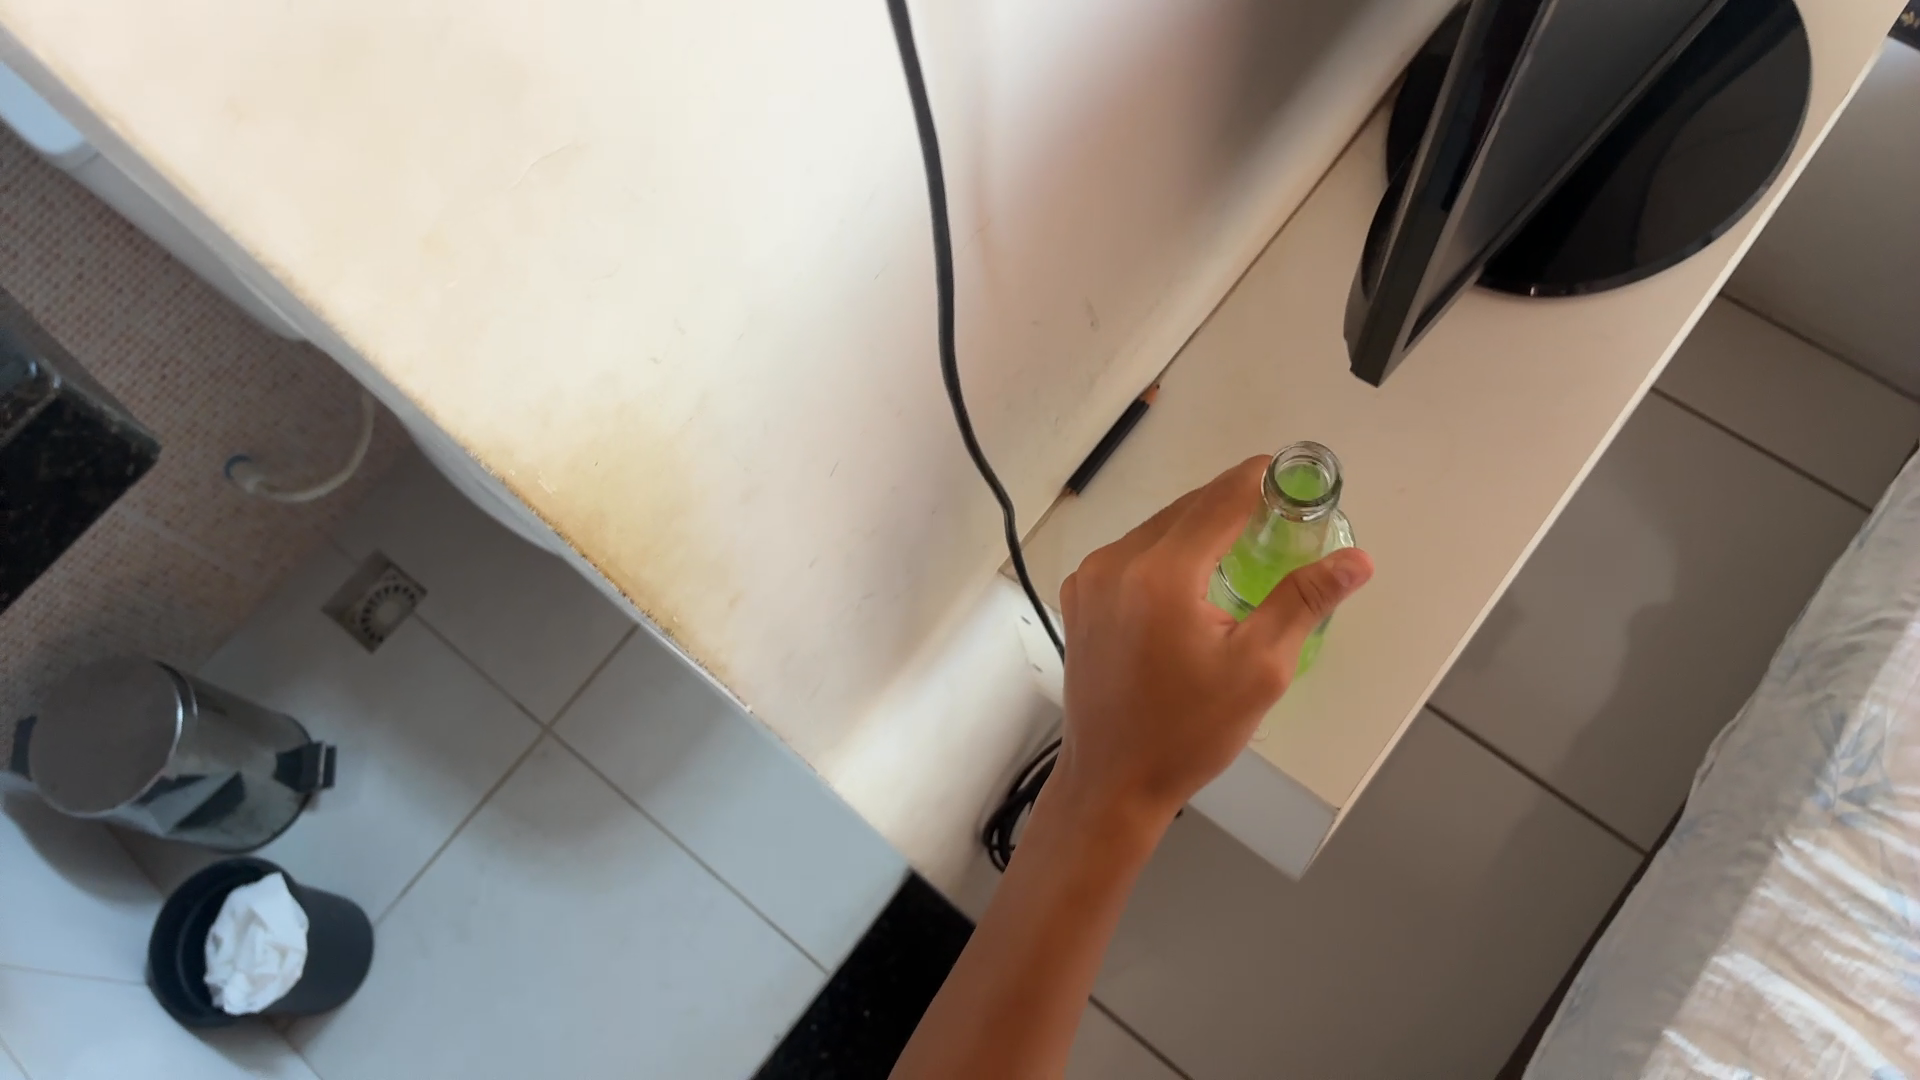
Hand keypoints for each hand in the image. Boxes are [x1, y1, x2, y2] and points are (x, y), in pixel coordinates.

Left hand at [1054, 456, 1373, 826]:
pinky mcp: (1078, 596)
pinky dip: (1163, 551)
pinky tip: (1189, 577)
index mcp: (1160, 574)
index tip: (1291, 475)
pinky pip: (1129, 554)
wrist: (1112, 778)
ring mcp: (1089, 578)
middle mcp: (1115, 562)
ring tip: (1240, 545)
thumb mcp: (1260, 670)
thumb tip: (1356, 559)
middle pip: (1185, 510)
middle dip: (1231, 505)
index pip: (1219, 501)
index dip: (1258, 480)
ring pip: (1154, 530)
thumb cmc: (1189, 731)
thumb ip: (1304, 601)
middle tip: (1277, 516)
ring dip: (1197, 528)